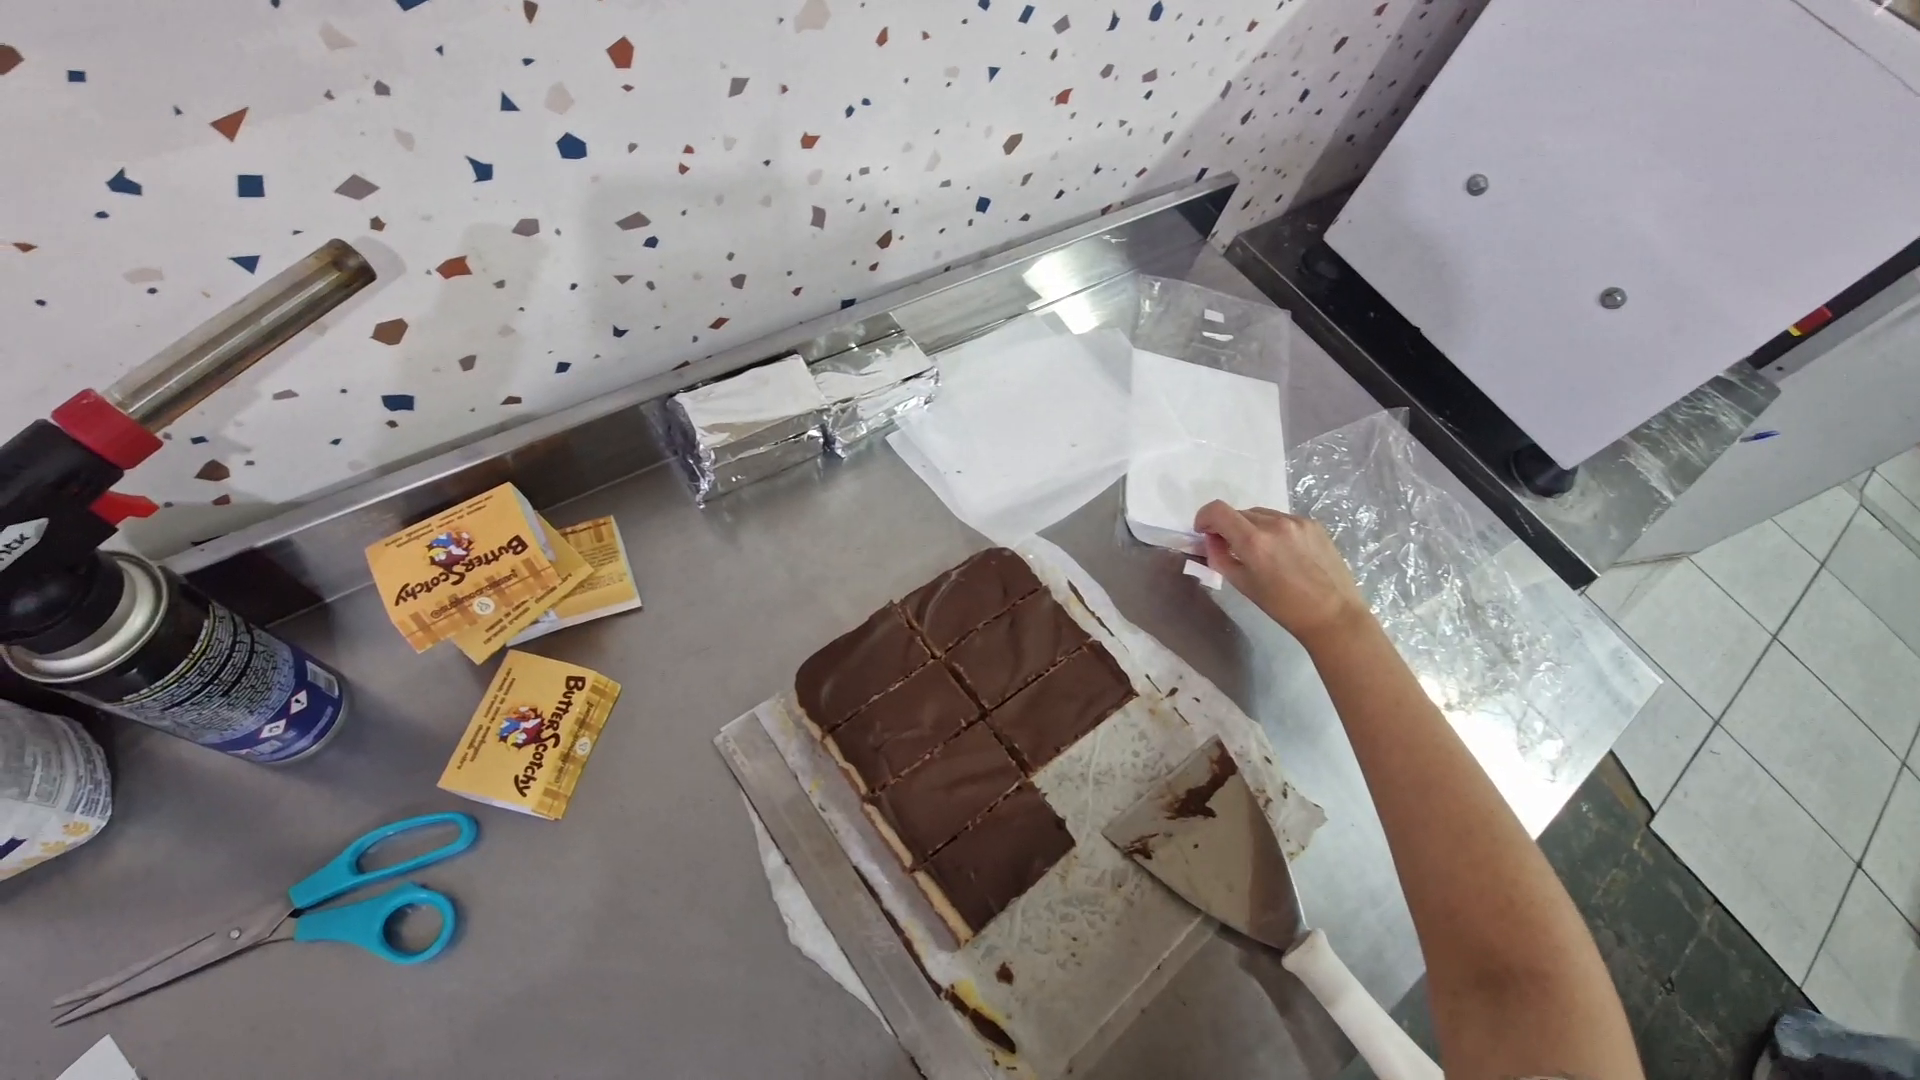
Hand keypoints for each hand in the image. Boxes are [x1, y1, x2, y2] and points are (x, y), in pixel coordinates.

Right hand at [1194, 500, 1368, 647]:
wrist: (1333, 614)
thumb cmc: (1283, 606)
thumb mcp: (1243, 584)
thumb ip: (1220, 557)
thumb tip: (1211, 540)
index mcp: (1254, 540)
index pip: (1217, 510)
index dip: (1204, 517)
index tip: (1204, 532)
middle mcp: (1274, 523)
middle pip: (1238, 512)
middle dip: (1228, 527)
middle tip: (1231, 548)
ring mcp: (1297, 521)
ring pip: (1261, 514)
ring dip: (1251, 527)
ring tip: (1260, 552)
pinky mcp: (1313, 524)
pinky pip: (1282, 519)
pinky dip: (1273, 530)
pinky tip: (1283, 552)